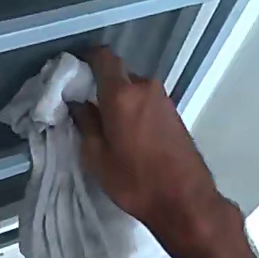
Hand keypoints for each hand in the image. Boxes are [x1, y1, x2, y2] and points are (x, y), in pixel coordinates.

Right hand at [71, 46, 238, 257]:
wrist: (184, 200)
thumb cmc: (134, 181)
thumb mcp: (97, 157)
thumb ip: (85, 124)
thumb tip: (78, 104)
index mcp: (122, 94)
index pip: (103, 57)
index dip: (86, 59)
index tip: (74, 74)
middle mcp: (145, 87)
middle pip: (118, 74)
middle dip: (101, 86)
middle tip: (86, 109)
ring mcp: (163, 99)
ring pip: (133, 89)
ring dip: (119, 101)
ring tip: (107, 127)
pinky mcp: (174, 113)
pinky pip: (146, 102)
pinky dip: (134, 110)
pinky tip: (127, 134)